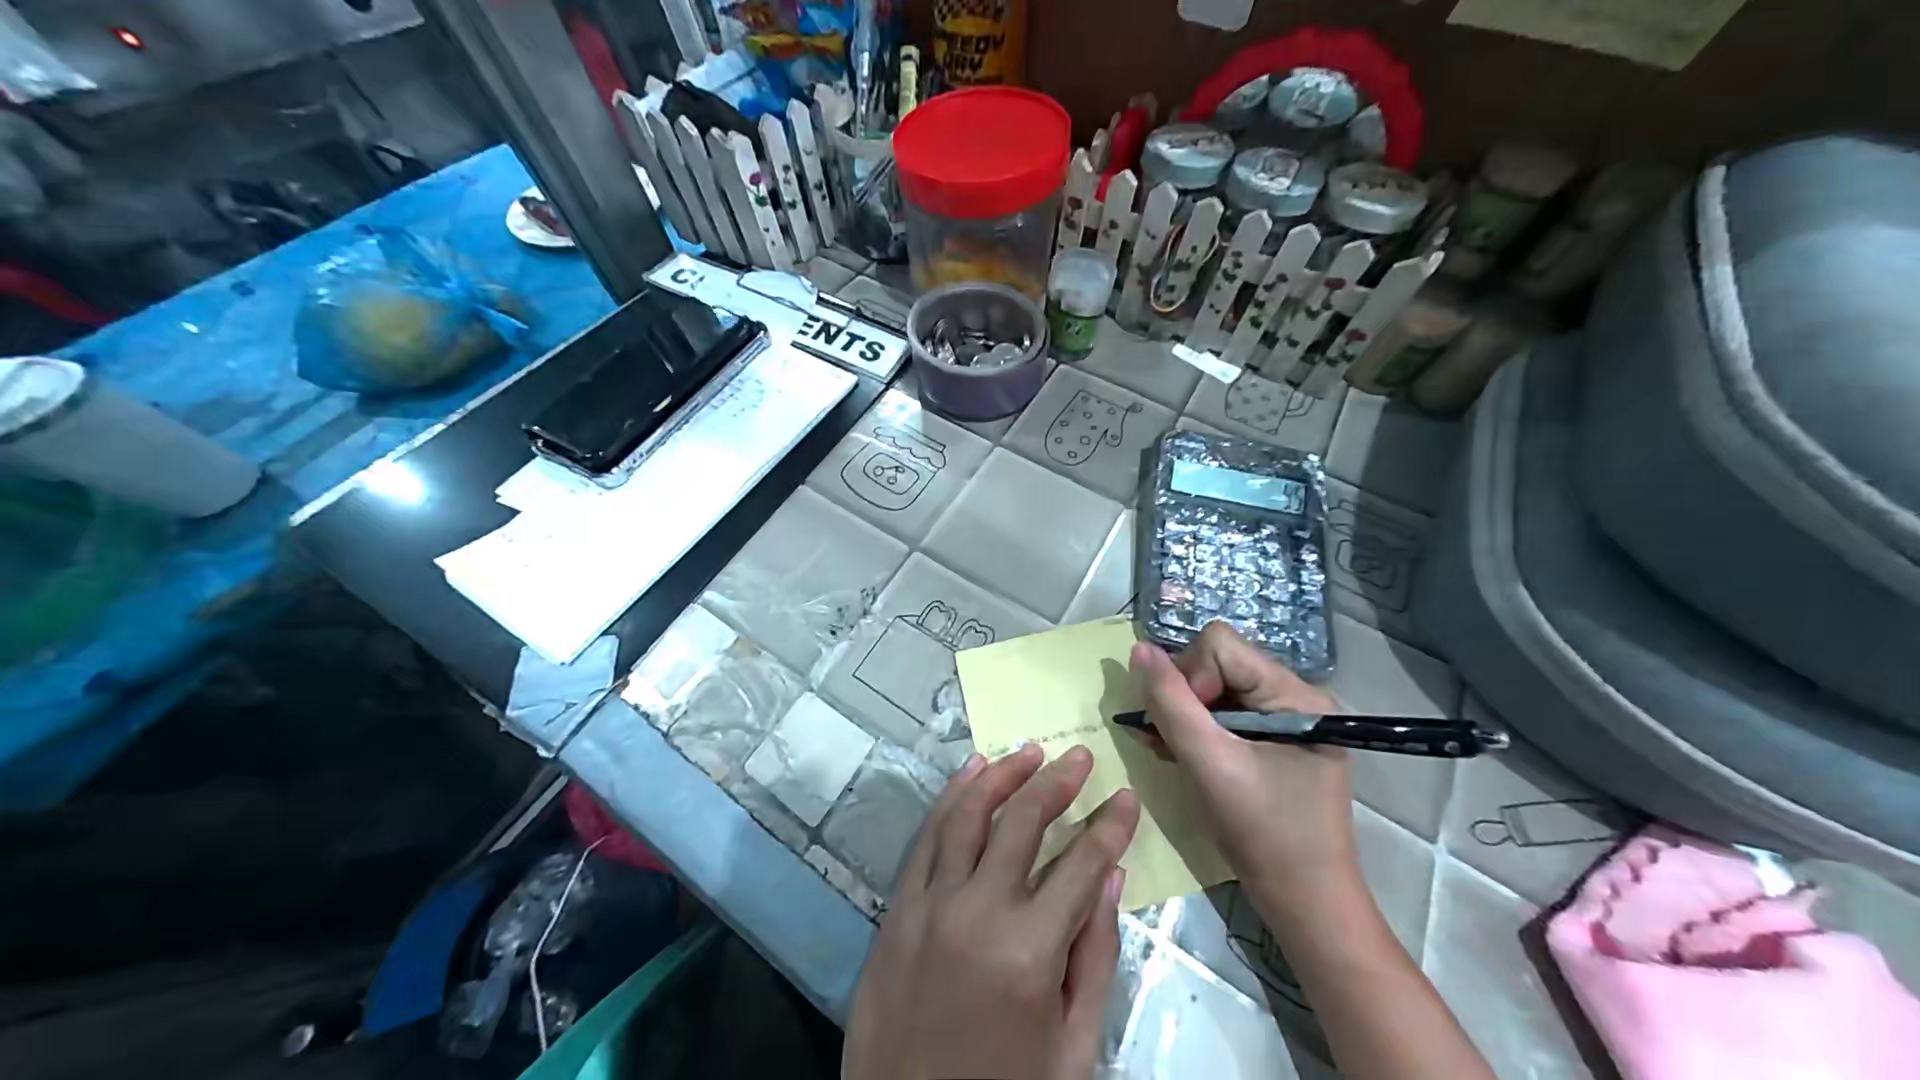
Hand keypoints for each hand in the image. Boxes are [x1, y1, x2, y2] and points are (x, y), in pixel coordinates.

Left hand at [843, 743, 1141, 1079]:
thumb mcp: (1073, 1045)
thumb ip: (1095, 955)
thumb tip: (1111, 875)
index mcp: (1030, 951)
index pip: (1081, 865)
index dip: (1109, 826)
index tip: (1126, 797)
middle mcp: (977, 912)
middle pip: (1022, 822)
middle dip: (1057, 782)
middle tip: (1079, 756)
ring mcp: (930, 904)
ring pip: (968, 815)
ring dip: (1000, 775)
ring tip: (1027, 752)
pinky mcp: (898, 908)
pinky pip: (926, 838)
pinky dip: (950, 799)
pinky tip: (969, 775)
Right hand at [1129, 622, 1354, 902]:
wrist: (1307, 905)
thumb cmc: (1265, 835)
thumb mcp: (1210, 764)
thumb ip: (1171, 703)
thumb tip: (1138, 649)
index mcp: (1295, 695)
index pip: (1221, 646)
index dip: (1189, 675)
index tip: (1185, 726)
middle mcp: (1294, 697)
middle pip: (1217, 664)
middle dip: (1183, 698)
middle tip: (1165, 741)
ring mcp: (1285, 720)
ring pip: (1215, 690)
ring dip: (1184, 716)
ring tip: (1166, 750)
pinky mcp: (1273, 742)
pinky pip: (1223, 715)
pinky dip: (1196, 730)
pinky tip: (1178, 754)